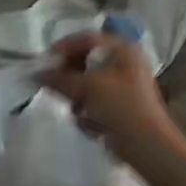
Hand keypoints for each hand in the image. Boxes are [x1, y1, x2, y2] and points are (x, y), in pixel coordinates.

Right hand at [39, 33, 176, 150]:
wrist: (148, 146)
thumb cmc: (121, 108)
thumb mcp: (88, 88)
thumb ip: (61, 78)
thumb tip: (37, 74)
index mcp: (124, 50)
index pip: (88, 39)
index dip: (65, 47)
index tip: (46, 60)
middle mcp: (126, 62)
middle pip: (88, 59)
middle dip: (70, 73)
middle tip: (52, 83)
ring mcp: (126, 84)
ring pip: (90, 81)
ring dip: (77, 93)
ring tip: (72, 106)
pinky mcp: (122, 104)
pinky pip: (97, 98)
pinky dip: (88, 106)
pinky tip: (86, 120)